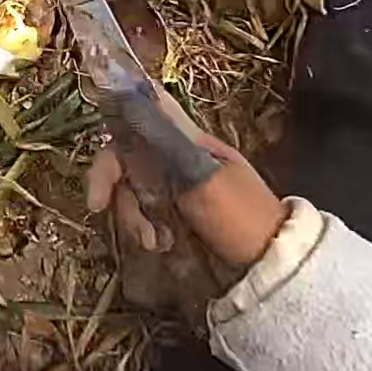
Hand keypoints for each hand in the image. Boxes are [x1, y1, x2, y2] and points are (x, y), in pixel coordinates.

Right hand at [87, 122, 286, 268]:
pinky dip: (143, 227)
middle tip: (98, 206)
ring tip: (153, 242)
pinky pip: (142, 212)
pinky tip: (160, 244)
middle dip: (111, 182)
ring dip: (131, 214)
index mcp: (186, 139)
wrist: (273, 267)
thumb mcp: (204, 179)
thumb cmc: (241, 217)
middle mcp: (174, 156)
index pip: (139, 116)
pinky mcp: (173, 213)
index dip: (113, 124)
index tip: (99, 147)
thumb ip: (167, 144)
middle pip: (125, 156)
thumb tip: (133, 103)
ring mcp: (173, 186)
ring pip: (130, 188)